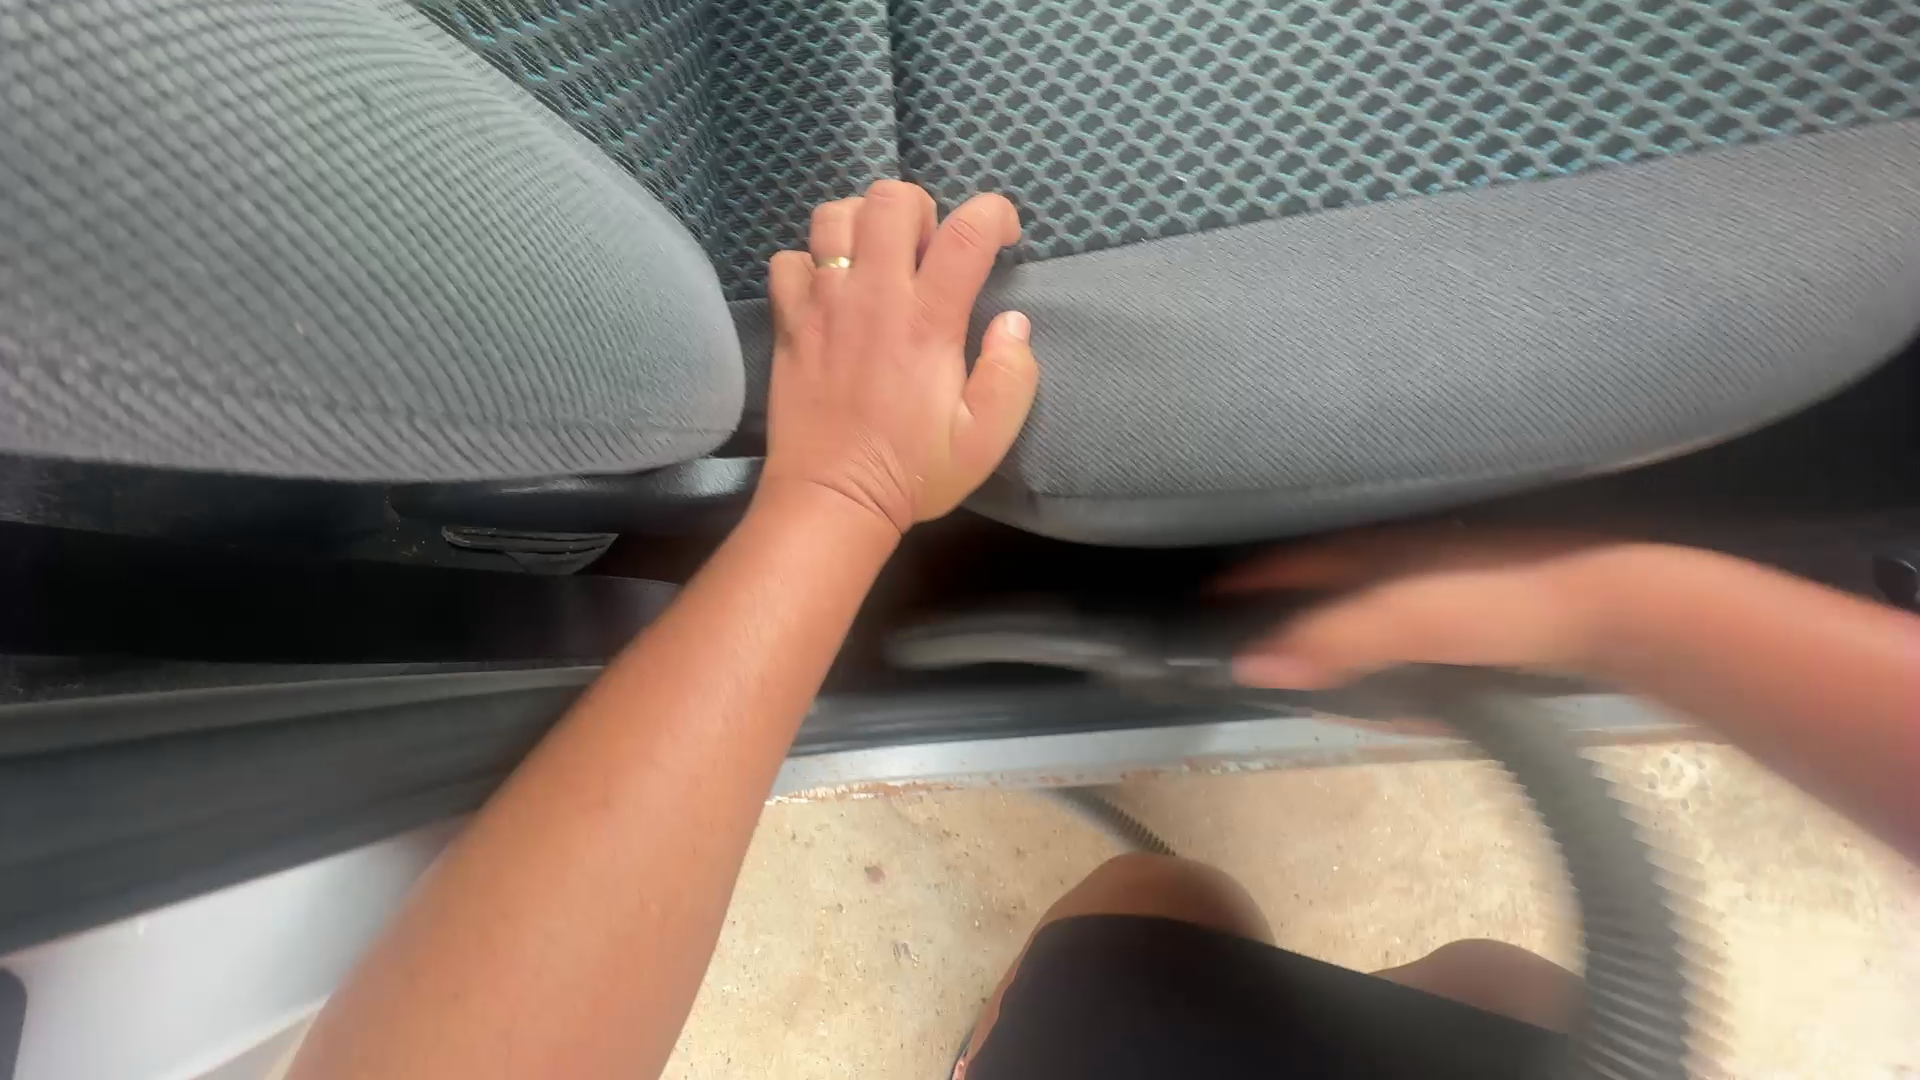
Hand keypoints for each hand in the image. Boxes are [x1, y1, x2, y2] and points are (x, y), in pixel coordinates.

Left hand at [760, 180, 1038, 535]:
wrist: (832, 498)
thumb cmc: (913, 472)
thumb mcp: (986, 438)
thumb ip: (1012, 375)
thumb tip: (1013, 322)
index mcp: (928, 320)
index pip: (967, 231)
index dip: (994, 214)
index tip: (1004, 237)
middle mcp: (872, 296)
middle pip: (890, 200)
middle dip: (922, 208)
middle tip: (930, 250)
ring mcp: (822, 304)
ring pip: (834, 216)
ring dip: (863, 224)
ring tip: (878, 260)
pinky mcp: (788, 323)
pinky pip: (789, 261)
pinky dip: (811, 263)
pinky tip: (830, 293)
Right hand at [1223, 530, 1614, 689]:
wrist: (1619, 614)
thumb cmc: (1502, 602)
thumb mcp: (1407, 618)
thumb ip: (1330, 639)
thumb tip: (1250, 665)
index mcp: (1366, 550)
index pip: (1280, 564)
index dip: (1237, 585)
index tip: (1201, 608)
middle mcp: (1387, 564)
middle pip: (1309, 594)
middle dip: (1274, 621)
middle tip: (1244, 653)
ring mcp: (1423, 592)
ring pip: (1352, 623)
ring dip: (1328, 652)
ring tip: (1307, 683)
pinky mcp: (1455, 622)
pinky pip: (1393, 647)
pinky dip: (1378, 669)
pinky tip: (1386, 693)